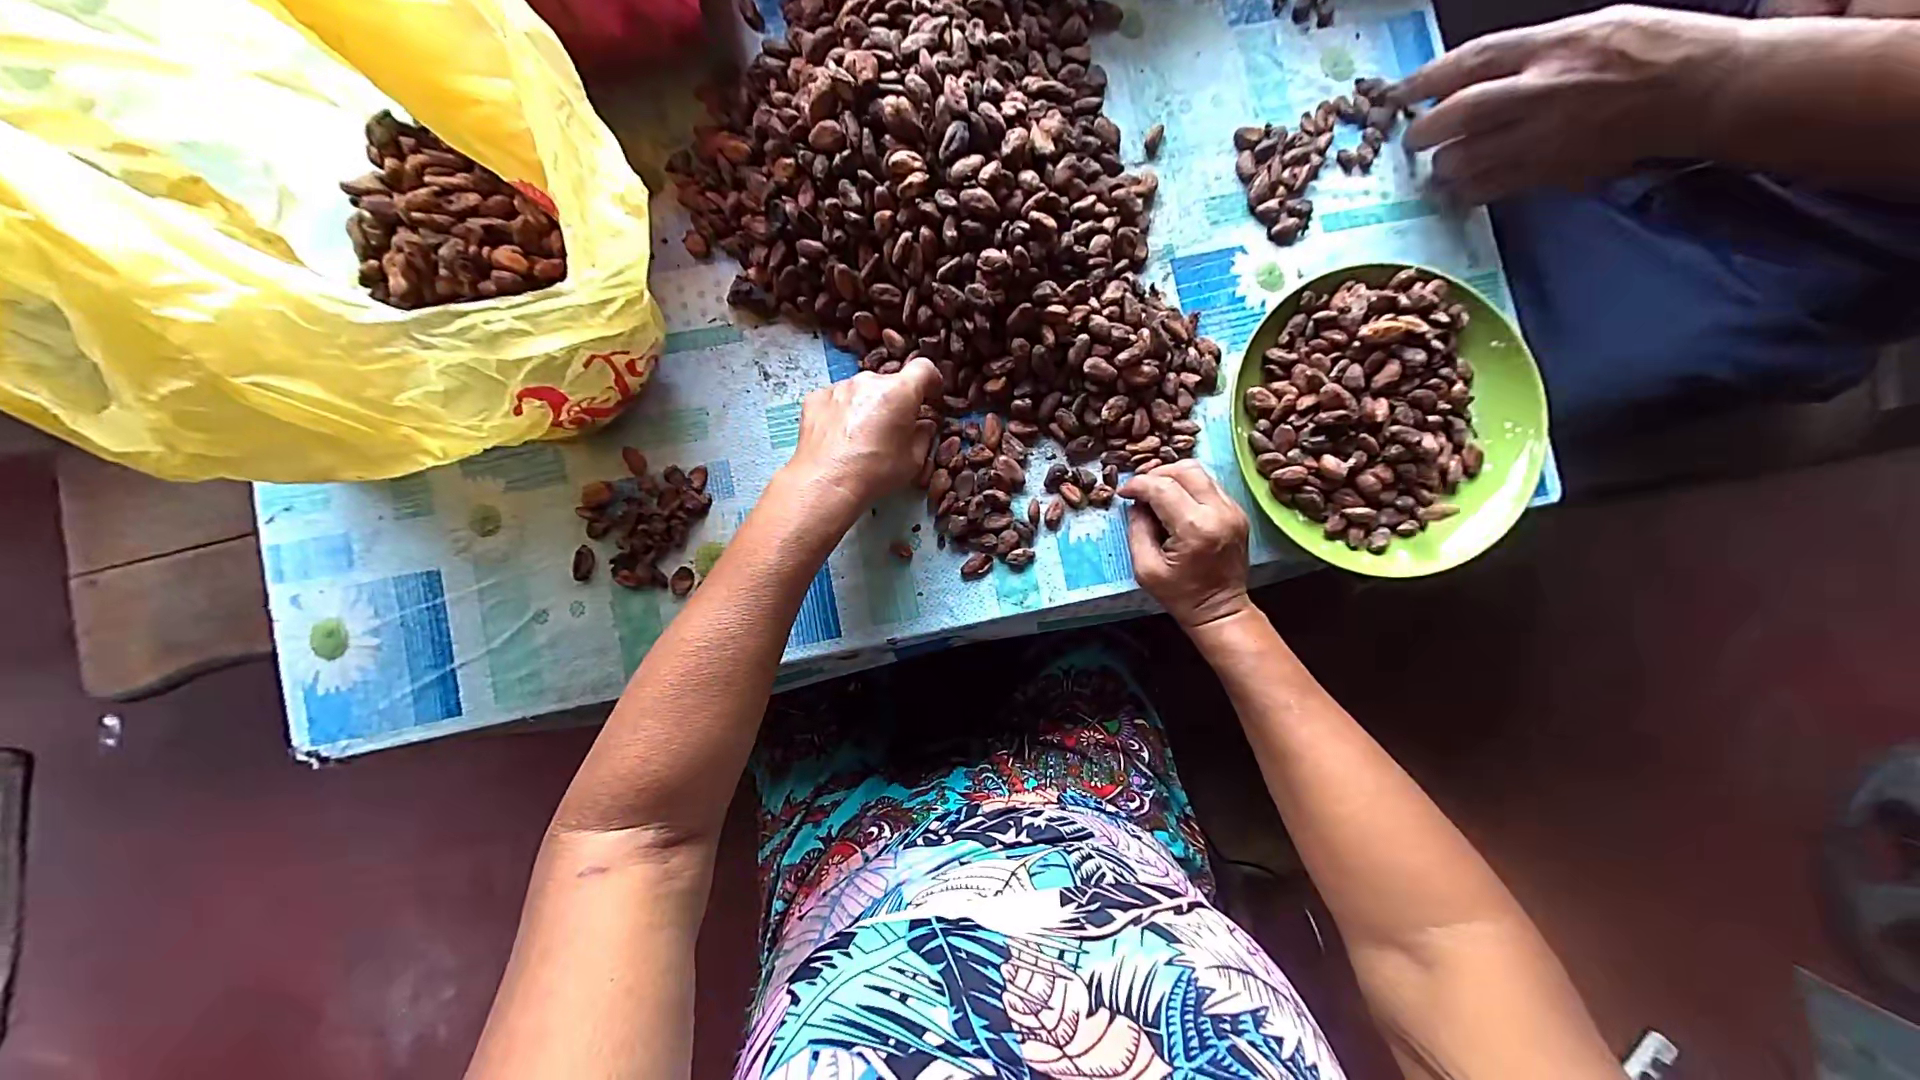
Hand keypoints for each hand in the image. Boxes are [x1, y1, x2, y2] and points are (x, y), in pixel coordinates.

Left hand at [782, 358, 940, 518]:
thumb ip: (925, 435)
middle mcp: (869, 382)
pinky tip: (841, 436)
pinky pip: (837, 399)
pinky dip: (842, 412)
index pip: (924, 369)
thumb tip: (924, 426)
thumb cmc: (872, 473)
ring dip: (868, 406)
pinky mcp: (816, 398)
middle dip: (896, 401)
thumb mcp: (914, 461)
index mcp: (899, 392)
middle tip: (894, 428)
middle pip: (891, 382)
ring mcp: (840, 388)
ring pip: (862, 390)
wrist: (826, 484)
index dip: (931, 382)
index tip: (930, 397)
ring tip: (863, 436)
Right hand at [1120, 460, 1252, 631]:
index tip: (1123, 492)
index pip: (1162, 488)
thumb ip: (1137, 530)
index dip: (1137, 485)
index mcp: (1195, 529)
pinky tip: (1175, 502)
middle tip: (1140, 489)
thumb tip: (1136, 503)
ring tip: (1155, 493)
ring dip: (1173, 477)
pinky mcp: (1237, 512)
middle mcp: (1219, 512)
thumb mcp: (1145, 568)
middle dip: (1156, 474)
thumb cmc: (1180, 595)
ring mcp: (1233, 510)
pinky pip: (1210, 485)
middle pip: (1185, 470)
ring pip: (1200, 473)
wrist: (1220, 609)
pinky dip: (1188, 487)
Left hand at [1392, 5, 1748, 204]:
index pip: (1472, 60)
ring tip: (1443, 162)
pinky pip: (1482, 190)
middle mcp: (1542, 90)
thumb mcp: (1590, 29)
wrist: (1704, 90)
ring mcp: (1543, 136)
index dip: (1423, 79)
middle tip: (1414, 138)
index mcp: (1555, 45)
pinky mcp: (1546, 173)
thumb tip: (1464, 79)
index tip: (1395, 94)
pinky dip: (1463, 190)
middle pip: (1454, 116)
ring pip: (1460, 161)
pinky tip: (1461, 186)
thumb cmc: (1650, 50)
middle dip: (1421, 131)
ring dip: (1440, 166)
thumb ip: (1526, 54)